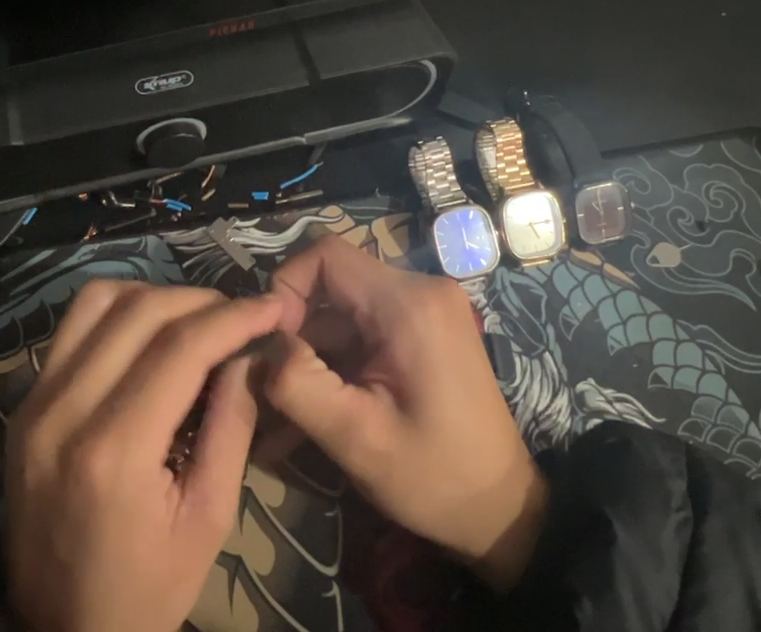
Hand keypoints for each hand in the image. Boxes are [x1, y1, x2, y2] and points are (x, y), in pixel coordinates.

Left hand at [4, 280, 283, 631]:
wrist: (61, 630)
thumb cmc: (148, 587)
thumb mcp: (210, 516)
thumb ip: (233, 424)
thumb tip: (249, 352)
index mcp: (114, 451)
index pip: (181, 348)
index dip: (234, 317)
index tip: (274, 307)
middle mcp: (63, 411)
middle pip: (141, 312)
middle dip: (203, 301)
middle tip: (242, 316)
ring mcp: (33, 403)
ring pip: (98, 302)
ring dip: (157, 296)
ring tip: (198, 319)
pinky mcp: (22, 403)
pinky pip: (72, 328)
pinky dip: (118, 312)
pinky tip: (150, 332)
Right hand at [263, 235, 547, 590]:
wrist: (500, 506)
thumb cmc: (433, 476)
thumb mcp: (355, 437)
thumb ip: (298, 383)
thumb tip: (260, 345)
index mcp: (408, 304)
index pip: (325, 254)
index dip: (286, 289)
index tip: (274, 345)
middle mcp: (420, 289)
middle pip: (332, 283)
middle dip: (295, 331)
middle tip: (273, 387)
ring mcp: (425, 307)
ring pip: (342, 309)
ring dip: (312, 353)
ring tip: (285, 412)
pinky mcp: (423, 328)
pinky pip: (363, 327)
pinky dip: (336, 361)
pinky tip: (316, 408)